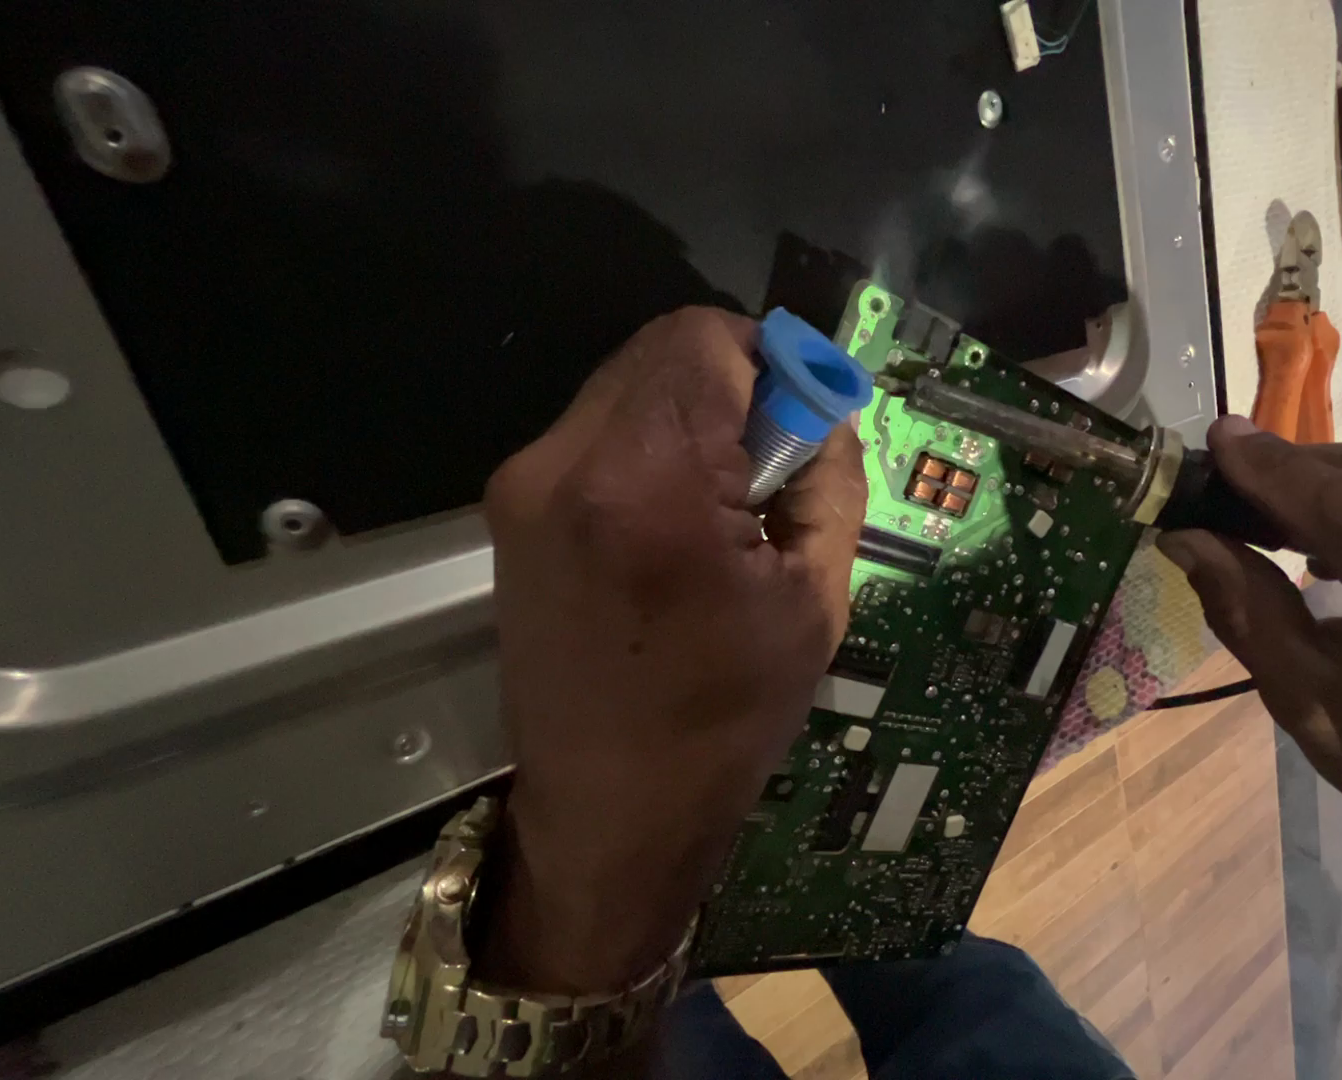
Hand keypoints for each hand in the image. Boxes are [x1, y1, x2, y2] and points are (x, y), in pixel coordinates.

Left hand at [478, 307, 865, 992]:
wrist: (612, 810)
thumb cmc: (728, 717)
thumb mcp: (816, 598)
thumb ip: (829, 480)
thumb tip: (822, 416)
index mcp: (650, 484)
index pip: (706, 340)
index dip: (773, 363)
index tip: (803, 427)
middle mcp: (566, 462)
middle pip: (664, 350)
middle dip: (737, 388)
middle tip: (773, 471)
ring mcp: (525, 484)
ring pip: (632, 385)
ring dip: (696, 418)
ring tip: (727, 506)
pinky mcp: (512, 508)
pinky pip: (603, 430)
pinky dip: (656, 446)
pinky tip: (679, 522)